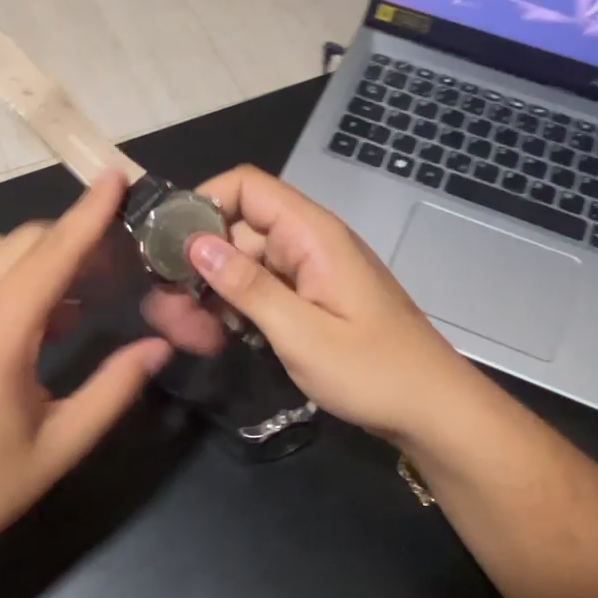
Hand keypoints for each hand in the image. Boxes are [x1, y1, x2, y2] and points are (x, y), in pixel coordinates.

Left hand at [0, 174, 172, 558]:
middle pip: (22, 242)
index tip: (114, 178)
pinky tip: (22, 315)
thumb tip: (160, 345)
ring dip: (33, 258)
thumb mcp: (65, 442)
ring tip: (67, 305)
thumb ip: (116, 386)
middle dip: (70, 244)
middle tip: (108, 278)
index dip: (88, 214)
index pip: (51, 254)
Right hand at [165, 165, 494, 443]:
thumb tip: (194, 243)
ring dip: (210, 294)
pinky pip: (259, 290)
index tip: (167, 250)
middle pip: (235, 229)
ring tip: (193, 337)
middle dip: (195, 265)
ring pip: (241, 264)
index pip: (246, 187)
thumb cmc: (373, 372)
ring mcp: (308, 273)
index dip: (201, 206)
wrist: (431, 410)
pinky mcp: (308, 300)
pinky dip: (234, 309)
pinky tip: (221, 340)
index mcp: (312, 235)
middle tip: (169, 315)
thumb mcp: (301, 333)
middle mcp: (307, 243)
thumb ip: (247, 286)